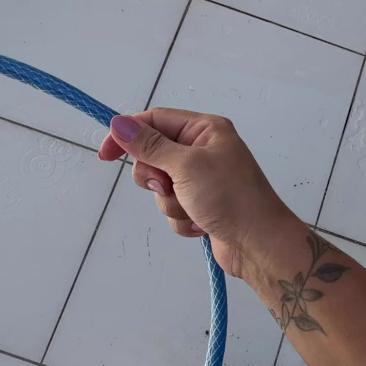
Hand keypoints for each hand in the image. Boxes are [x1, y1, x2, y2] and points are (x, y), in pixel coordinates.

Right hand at [95, 109, 302, 278]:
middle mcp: (203, 150)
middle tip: (168, 187)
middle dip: (156, 179)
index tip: (105, 155)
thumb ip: (150, 146)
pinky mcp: (201, 206)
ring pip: (161, 188)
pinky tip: (203, 225)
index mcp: (205, 129)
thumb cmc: (229, 196)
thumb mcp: (186, 166)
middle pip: (154, 157)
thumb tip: (118, 123)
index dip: (128, 135)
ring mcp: (203, 180)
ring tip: (195, 210)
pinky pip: (174, 209)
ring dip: (171, 204)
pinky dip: (183, 220)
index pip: (155, 121)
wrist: (259, 244)